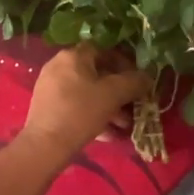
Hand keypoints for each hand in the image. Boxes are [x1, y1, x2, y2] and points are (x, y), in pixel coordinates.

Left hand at [20, 44, 147, 159]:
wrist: (45, 144)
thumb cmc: (81, 112)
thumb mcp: (112, 95)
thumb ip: (133, 82)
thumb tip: (147, 76)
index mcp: (73, 56)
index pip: (102, 49)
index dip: (123, 62)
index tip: (136, 80)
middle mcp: (59, 65)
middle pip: (95, 73)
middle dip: (117, 90)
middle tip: (133, 106)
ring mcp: (51, 86)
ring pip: (87, 92)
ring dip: (108, 106)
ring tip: (124, 125)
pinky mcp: (48, 106)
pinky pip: (76, 105)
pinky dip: (93, 115)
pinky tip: (107, 134)